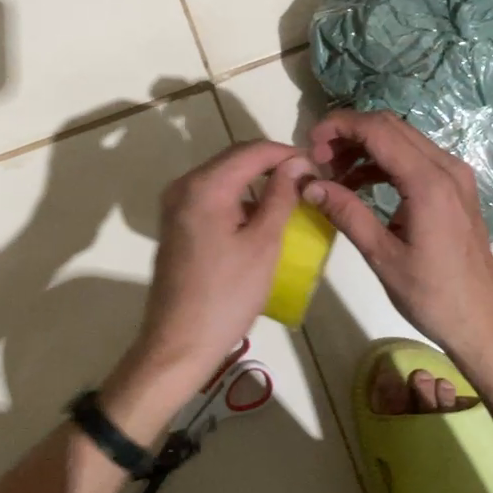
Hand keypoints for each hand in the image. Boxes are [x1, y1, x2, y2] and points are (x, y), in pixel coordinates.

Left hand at [131, 140, 312, 382]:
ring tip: (291, 195)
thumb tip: (297, 163)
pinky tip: (261, 215)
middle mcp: (183, 185)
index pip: (252, 150)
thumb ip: (281, 196)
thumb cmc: (227, 295)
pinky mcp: (176, 223)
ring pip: (223, 176)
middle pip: (234, 159)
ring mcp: (175, 204)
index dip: (286, 153)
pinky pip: (211, 196)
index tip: (317, 166)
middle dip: (271, 164)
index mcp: (204, 186)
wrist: (178, 343)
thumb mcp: (263, 244)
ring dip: (255, 180)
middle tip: (307, 179)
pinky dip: (238, 198)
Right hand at [302, 110, 492, 359]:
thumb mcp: (382, 256)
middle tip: (318, 160)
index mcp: (429, 183)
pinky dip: (383, 161)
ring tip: (333, 174)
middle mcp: (447, 168)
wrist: (482, 321)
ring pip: (402, 139)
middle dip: (348, 134)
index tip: (310, 145)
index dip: (339, 128)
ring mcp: (455, 176)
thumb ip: (346, 213)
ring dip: (364, 147)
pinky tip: (359, 185)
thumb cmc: (432, 295)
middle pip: (390, 126)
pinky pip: (414, 158)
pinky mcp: (455, 187)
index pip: (377, 130)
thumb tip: (309, 184)